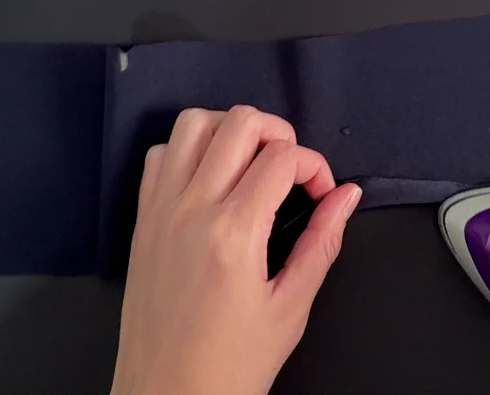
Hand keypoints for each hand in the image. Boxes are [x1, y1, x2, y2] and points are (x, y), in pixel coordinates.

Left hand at [110, 106, 362, 394]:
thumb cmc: (227, 369)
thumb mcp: (291, 309)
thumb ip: (322, 241)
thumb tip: (347, 195)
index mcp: (233, 233)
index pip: (283, 157)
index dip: (315, 165)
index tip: (321, 193)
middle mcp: (193, 210)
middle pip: (241, 121)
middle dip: (280, 134)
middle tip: (291, 170)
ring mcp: (161, 210)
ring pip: (195, 123)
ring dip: (231, 130)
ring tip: (252, 162)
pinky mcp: (142, 220)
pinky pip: (160, 154)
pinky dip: (189, 149)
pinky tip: (210, 177)